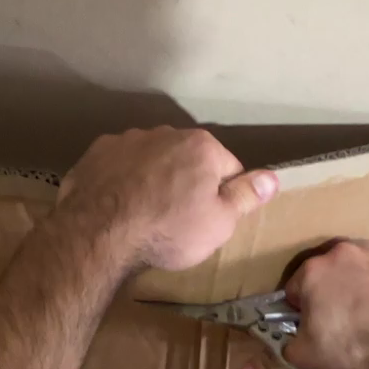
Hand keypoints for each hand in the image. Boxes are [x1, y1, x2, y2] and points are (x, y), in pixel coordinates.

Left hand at [56, 128, 277, 271]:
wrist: (97, 235)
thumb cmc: (167, 231)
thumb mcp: (218, 223)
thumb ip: (246, 196)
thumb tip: (273, 177)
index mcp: (201, 146)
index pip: (227, 168)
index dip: (222, 196)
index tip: (209, 219)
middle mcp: (164, 133)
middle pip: (186, 159)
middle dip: (185, 183)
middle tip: (176, 221)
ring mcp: (126, 140)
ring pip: (151, 160)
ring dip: (152, 179)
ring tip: (143, 215)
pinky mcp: (95, 154)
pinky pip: (118, 167)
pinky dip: (121, 182)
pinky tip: (117, 208)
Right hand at [239, 239, 368, 368]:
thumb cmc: (354, 349)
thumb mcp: (305, 358)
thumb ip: (270, 362)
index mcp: (311, 271)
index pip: (292, 292)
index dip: (297, 316)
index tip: (310, 333)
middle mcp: (341, 253)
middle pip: (322, 278)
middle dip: (325, 299)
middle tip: (335, 330)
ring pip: (352, 274)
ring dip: (352, 292)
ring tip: (362, 324)